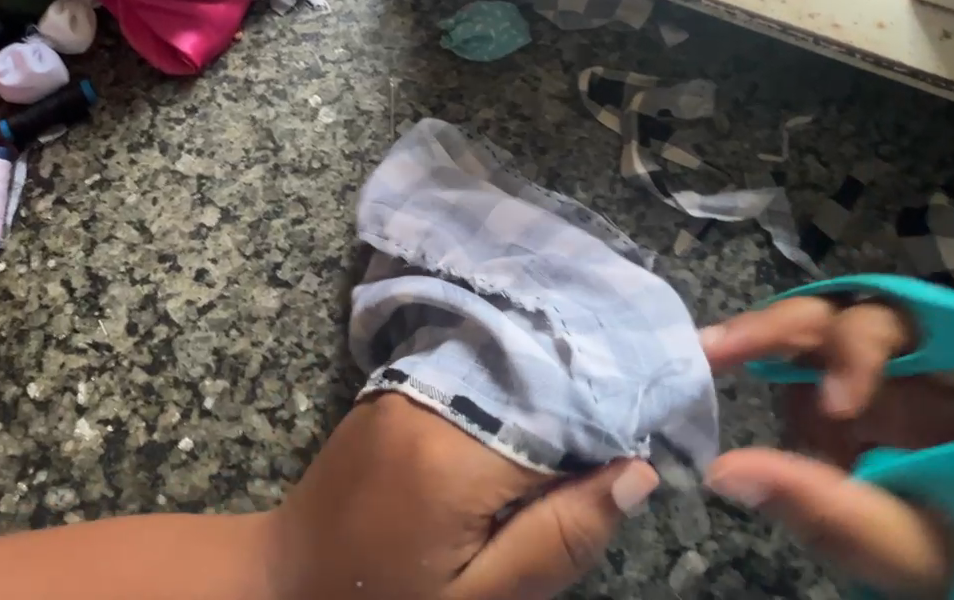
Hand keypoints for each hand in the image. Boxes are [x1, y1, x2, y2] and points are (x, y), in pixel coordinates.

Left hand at [269, 391, 658, 599]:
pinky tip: (535, 411)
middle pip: (529, 385)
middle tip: (646, 401)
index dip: (613, 422)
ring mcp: (403, 388)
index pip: (559, 418)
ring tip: (599, 409)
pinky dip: (507, 393)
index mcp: (453, 454)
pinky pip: (466, 379)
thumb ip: (560, 536)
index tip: (662, 418)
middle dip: (585, 397)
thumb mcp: (482, 599)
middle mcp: (427, 400)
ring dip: (548, 391)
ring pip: (500, 376)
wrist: (290, 574)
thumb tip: (639, 471)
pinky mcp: (390, 389)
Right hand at [701, 296, 953, 599]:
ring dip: (767, 356)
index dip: (860, 344)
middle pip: (849, 319)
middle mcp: (938, 374)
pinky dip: (782, 404)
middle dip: (780, 329)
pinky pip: (813, 389)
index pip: (915, 325)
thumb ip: (836, 513)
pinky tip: (766, 433)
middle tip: (714, 349)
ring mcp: (899, 393)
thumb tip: (721, 470)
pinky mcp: (868, 420)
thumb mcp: (935, 558)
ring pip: (819, 345)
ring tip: (714, 370)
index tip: (833, 408)